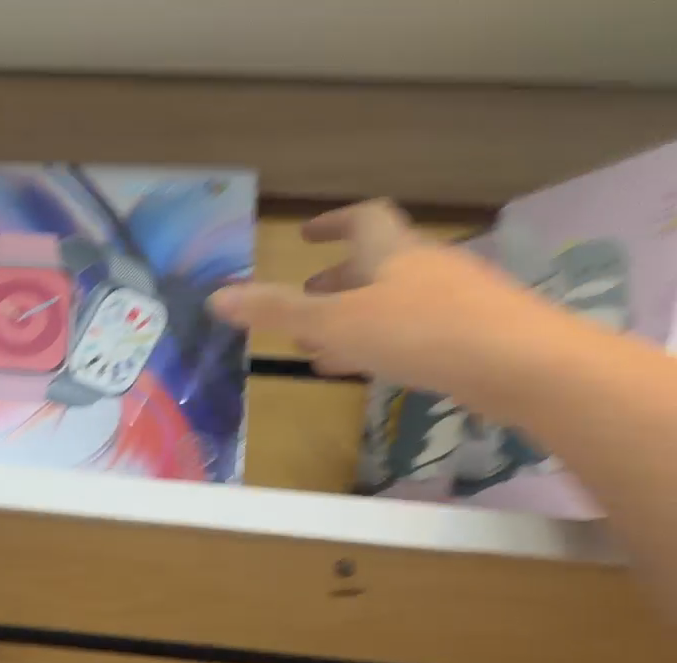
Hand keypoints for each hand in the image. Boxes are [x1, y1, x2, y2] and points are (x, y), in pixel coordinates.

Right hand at [206, 199, 586, 410]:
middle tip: (305, 295)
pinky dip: (378, 338)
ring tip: (319, 343)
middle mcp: (425, 267)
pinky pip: (412, 326)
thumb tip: (216, 296)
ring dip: (353, 313)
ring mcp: (453, 299)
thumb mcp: (331, 323)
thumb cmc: (418, 332)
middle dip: (336, 278)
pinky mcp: (470, 332)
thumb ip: (274, 311)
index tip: (305, 234)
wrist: (523, 365)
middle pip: (377, 261)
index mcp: (392, 253)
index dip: (333, 223)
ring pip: (391, 298)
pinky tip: (363, 366)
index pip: (363, 220)